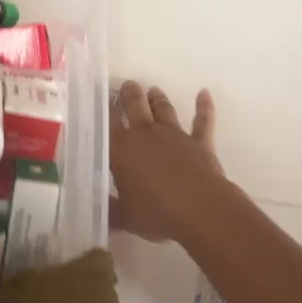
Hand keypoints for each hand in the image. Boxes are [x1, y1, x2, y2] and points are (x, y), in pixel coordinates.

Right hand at [110, 81, 228, 244]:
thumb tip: (97, 209)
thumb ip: (110, 209)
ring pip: (163, 108)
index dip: (105, 107)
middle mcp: (145, 134)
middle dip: (130, 93)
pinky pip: (202, 120)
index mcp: (121, 149)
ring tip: (153, 90)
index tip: (101, 96)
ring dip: (157, 98)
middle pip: (135, 104)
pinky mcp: (199, 141)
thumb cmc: (157, 213)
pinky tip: (204, 93)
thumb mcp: (125, 217)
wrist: (200, 209)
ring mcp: (174, 134)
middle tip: (127, 85)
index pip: (109, 120)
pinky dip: (204, 106)